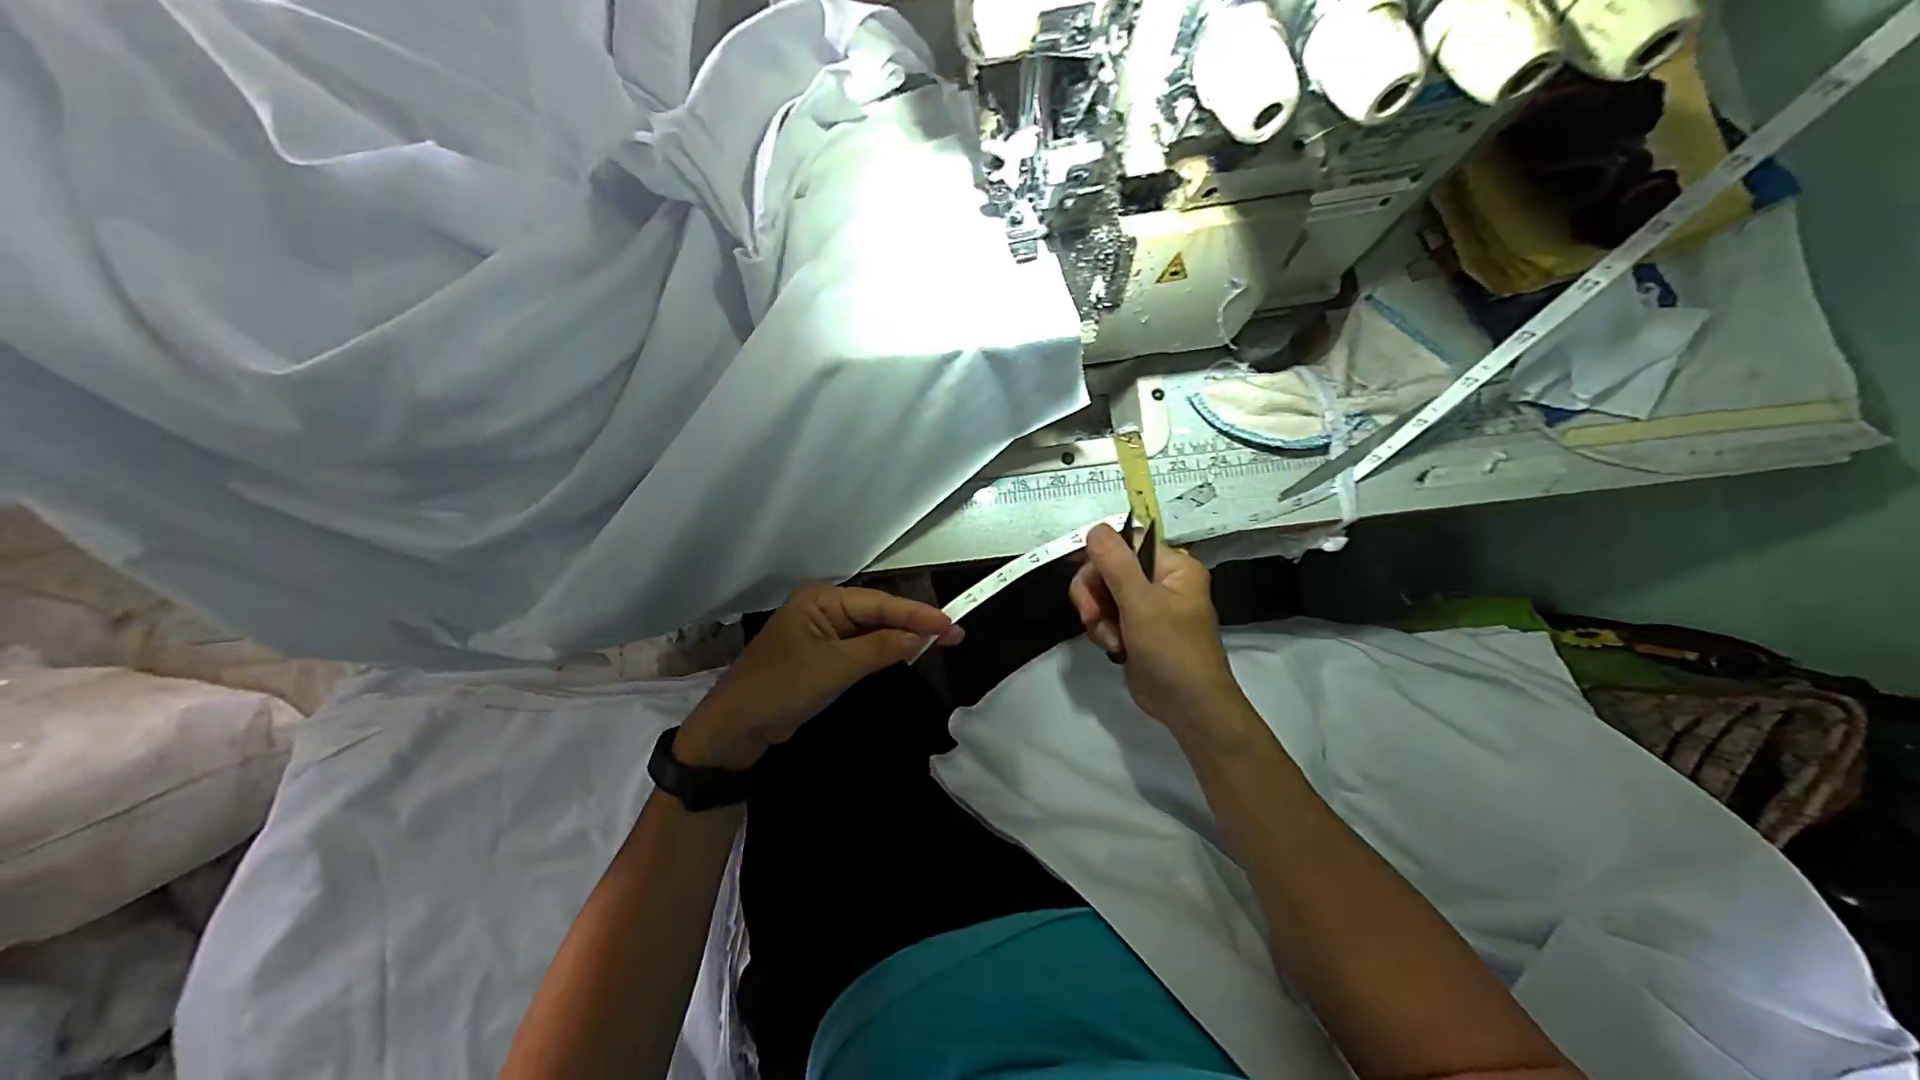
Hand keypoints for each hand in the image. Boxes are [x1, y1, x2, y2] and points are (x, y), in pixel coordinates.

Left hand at [674, 585, 961, 769]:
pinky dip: (885, 651)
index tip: (951, 622)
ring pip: (872, 630)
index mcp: (820, 600)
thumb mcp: (834, 667)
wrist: (738, 726)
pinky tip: (909, 653)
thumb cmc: (781, 687)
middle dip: (914, 624)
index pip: (878, 603)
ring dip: (903, 637)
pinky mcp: (824, 655)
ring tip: (942, 641)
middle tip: (954, 634)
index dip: (916, 613)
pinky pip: (862, 647)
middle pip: (878, 613)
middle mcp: (823, 609)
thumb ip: (880, 648)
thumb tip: (922, 636)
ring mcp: (823, 632)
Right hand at [1068, 524, 1243, 728]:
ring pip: (1102, 593)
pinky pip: (1106, 615)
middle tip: (1093, 618)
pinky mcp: (1135, 627)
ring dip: (1098, 617)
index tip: (1088, 584)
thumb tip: (1095, 528)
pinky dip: (1103, 630)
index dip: (1100, 559)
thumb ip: (1116, 564)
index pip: (1125, 543)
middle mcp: (1161, 579)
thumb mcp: (1141, 604)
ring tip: (1112, 640)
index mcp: (1173, 566)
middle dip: (1095, 595)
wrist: (1189, 707)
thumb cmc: (1172, 651)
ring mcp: (1147, 604)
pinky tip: (1115, 648)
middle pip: (1108, 568)